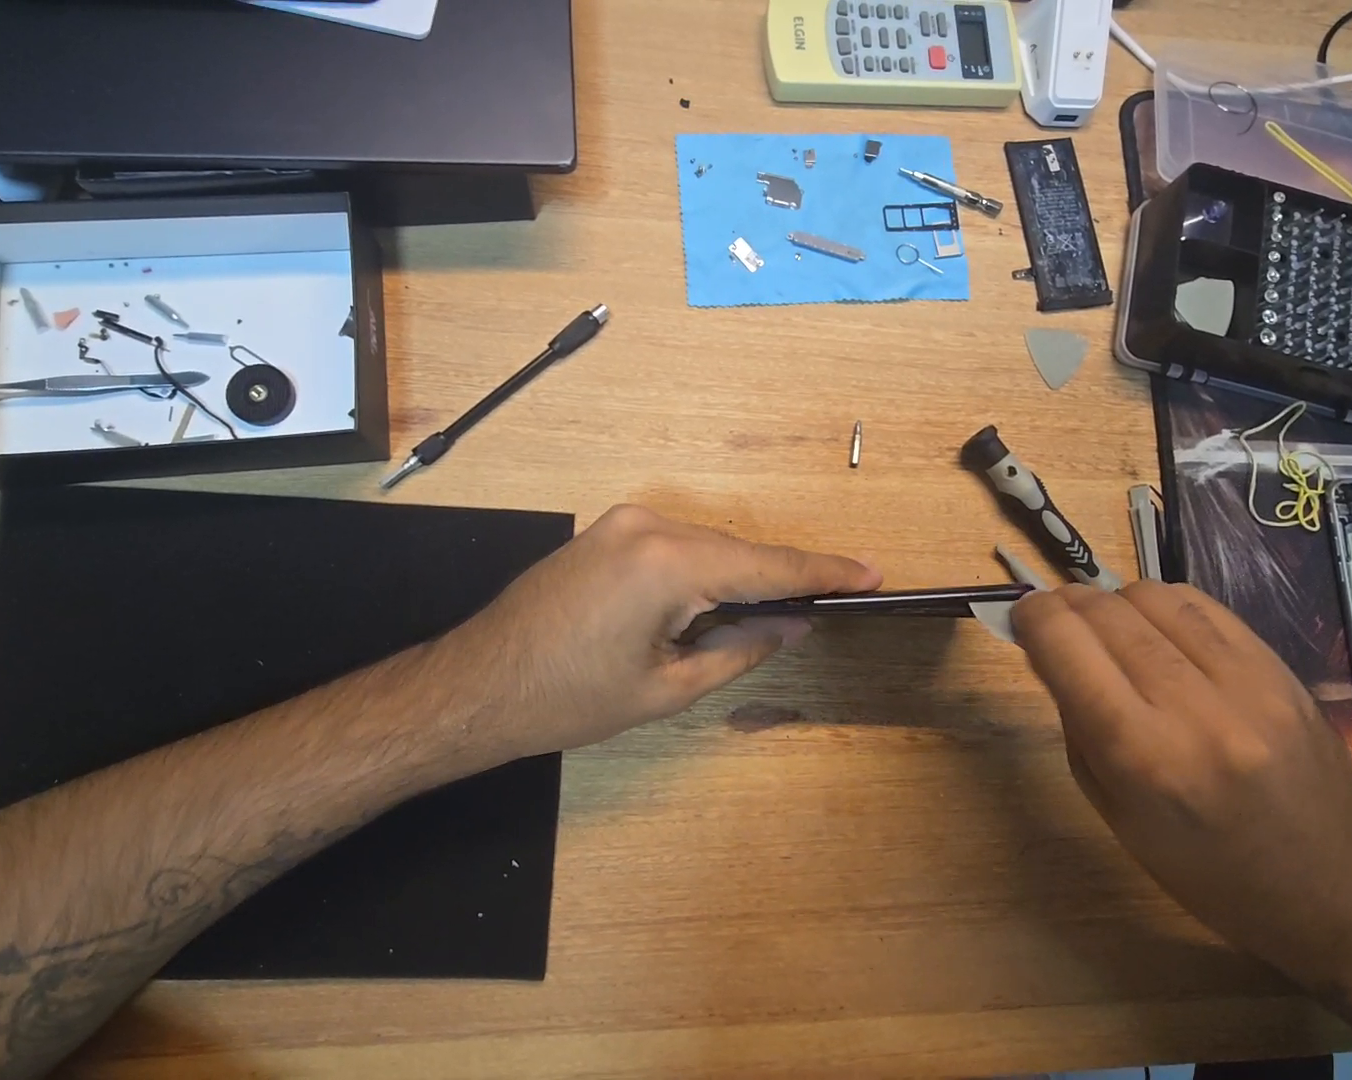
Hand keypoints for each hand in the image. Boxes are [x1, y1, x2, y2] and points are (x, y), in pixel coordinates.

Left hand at [430, 504, 879, 759]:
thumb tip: (794, 622)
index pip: (767, 566)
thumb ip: (742, 648)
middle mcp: (649, 525)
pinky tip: (720, 603)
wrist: (479, 685)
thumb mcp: (669, 687)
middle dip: (782, 580)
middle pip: (739, 552)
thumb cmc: (571, 700)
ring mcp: (624, 523)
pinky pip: (677, 546)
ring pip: (709, 547)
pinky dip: (705, 572)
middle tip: (828, 604)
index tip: (872, 574)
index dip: (823, 572)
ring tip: (775, 615)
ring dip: (741, 579)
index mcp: (668, 562)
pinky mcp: (608, 531)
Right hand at [1010, 581, 1351, 998]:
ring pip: (1153, 597)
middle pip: (1105, 613)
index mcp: (1141, 755)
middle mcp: (1195, 709)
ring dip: (1112, 601)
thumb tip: (1051, 649)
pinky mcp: (1282, 672)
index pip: (1066, 645)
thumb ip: (1077, 719)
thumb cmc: (1200, 867)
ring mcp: (1249, 684)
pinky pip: (1204, 607)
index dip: (1031, 617)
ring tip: (1106, 626)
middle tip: (1054, 620)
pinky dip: (1162, 606)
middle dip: (1064, 604)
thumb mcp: (1111, 805)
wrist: (1327, 895)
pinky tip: (1154, 629)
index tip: (1021, 618)